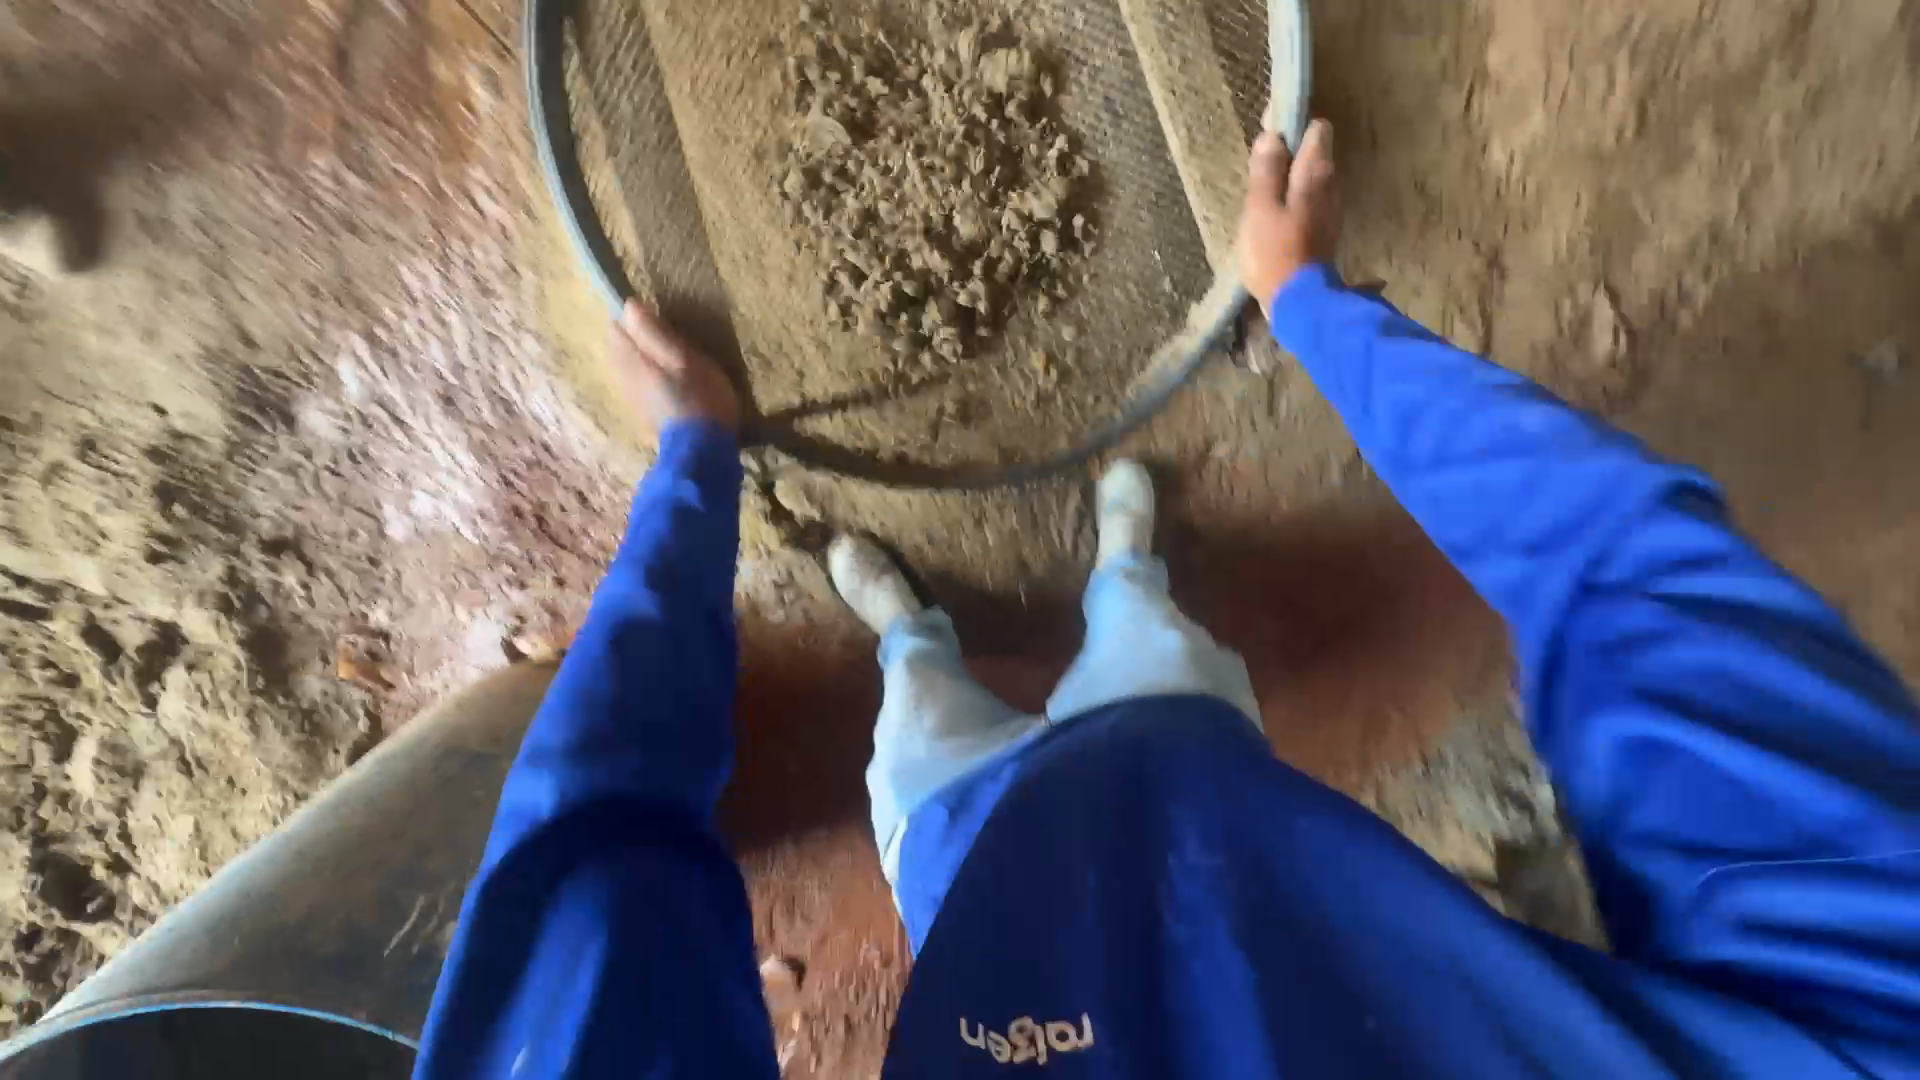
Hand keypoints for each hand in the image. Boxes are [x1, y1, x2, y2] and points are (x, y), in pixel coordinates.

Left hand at [609, 299, 740, 442]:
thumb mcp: (683, 359)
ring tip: (663, 360)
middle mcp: (625, 379)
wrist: (702, 451)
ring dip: (642, 363)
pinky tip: (665, 386)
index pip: (618, 330)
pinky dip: (648, 382)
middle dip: (633, 341)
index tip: (651, 316)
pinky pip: (641, 390)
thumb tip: (628, 305)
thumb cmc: (699, 398)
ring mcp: (635, 402)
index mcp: (632, 361)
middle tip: (657, 336)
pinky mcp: (647, 419)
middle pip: (620, 351)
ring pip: (629, 372)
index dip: (632, 320)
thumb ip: (654, 333)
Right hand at [1238, 119, 1339, 314]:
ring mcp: (1332, 211)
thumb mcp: (1259, 209)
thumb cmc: (1273, 253)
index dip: (1293, 133)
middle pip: (1315, 157)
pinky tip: (1278, 226)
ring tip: (1266, 206)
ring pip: (1313, 184)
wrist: (1298, 301)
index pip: (1316, 130)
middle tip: (1260, 182)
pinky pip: (1311, 207)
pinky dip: (1297, 208)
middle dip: (1291, 162)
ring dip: (1292, 187)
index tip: (1269, 148)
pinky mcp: (1326, 234)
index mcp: (1316, 173)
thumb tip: (1270, 136)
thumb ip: (1265, 172)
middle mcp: (1332, 185)